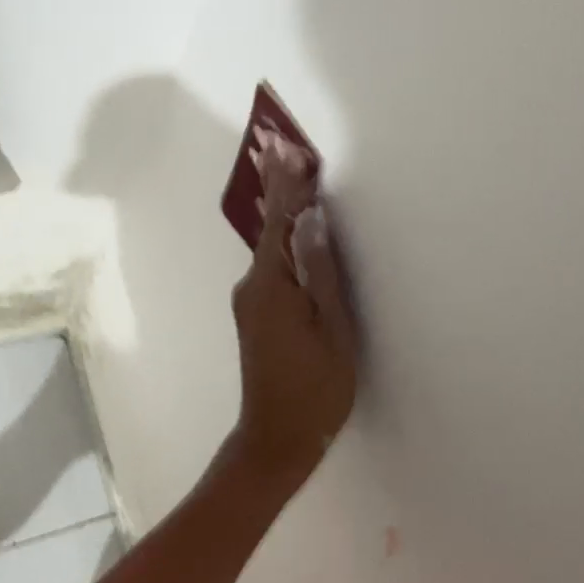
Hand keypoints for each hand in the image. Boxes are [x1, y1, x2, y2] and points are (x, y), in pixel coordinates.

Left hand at [229, 128, 358, 479]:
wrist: (275, 436)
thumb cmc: (316, 389)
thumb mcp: (333, 331)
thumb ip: (321, 272)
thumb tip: (310, 220)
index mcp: (271, 285)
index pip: (280, 222)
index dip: (287, 185)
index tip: (287, 148)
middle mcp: (252, 286)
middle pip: (270, 228)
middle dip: (279, 188)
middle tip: (282, 146)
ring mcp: (250, 300)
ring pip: (270, 246)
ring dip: (281, 211)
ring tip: (291, 175)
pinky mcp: (255, 313)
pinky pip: (271, 265)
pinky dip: (282, 240)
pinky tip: (292, 229)